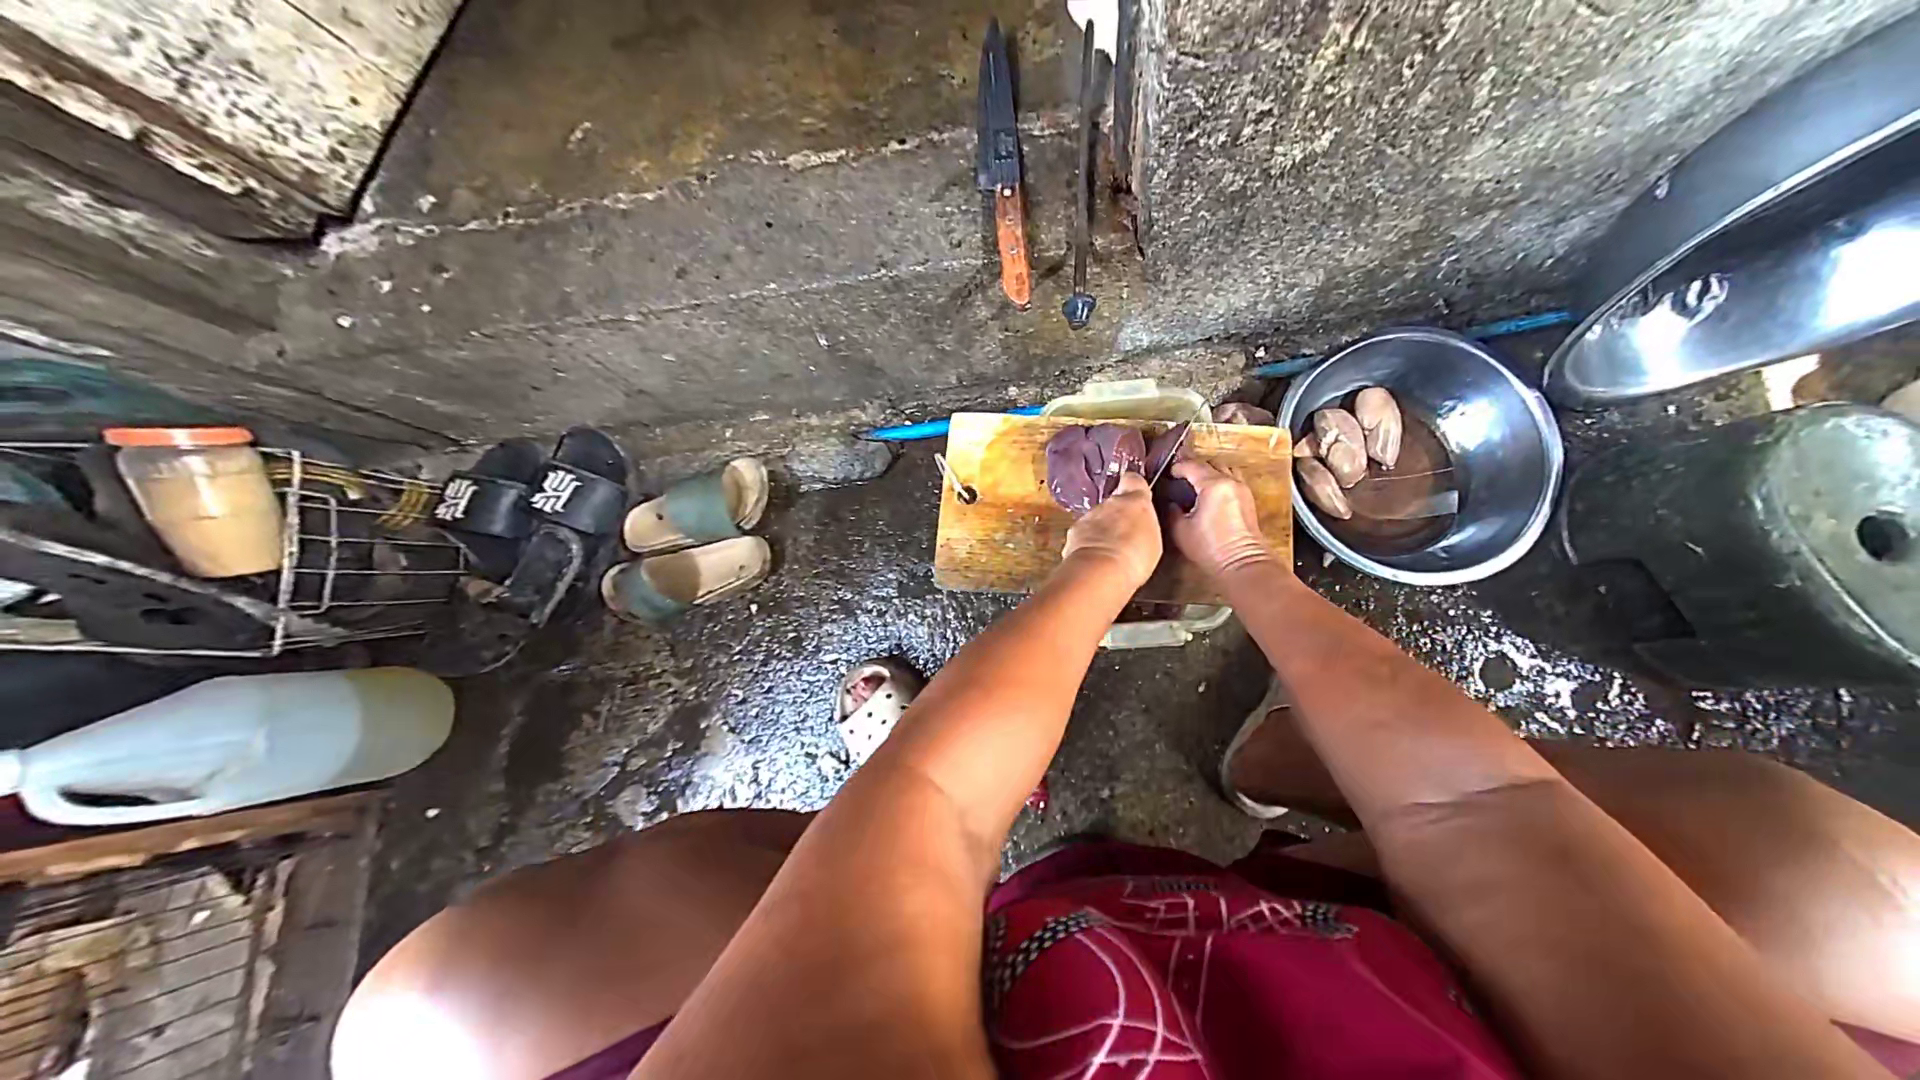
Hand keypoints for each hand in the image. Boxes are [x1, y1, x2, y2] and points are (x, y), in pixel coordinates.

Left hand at [1061, 472, 1162, 588]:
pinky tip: (1096, 560)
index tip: (1137, 492)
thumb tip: (1140, 521)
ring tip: (1111, 552)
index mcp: (1134, 500)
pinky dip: (1088, 544)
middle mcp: (1108, 504)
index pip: (1133, 479)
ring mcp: (1087, 518)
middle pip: (1113, 503)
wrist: (1100, 571)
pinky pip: (1083, 536)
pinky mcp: (1072, 534)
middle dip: (1118, 516)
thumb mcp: (1154, 539)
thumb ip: (1145, 523)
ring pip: (1096, 519)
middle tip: (1126, 535)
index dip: (1134, 485)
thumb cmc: (1135, 555)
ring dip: (1101, 531)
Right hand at [1167, 461, 1274, 577]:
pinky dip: (1220, 483)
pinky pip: (1232, 482)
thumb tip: (1171, 503)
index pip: (1192, 465)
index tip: (1168, 472)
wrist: (1241, 564)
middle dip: (1194, 469)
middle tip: (1180, 478)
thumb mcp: (1181, 529)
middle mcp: (1231, 482)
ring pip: (1224, 471)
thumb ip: (1172, 511)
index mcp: (1214, 485)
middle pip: (1210, 464)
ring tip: (1196, 485)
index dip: (1177, 467)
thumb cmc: (1212, 548)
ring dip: (1209, 474)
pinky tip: (1209, 496)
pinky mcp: (1248, 501)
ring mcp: (1243, 490)